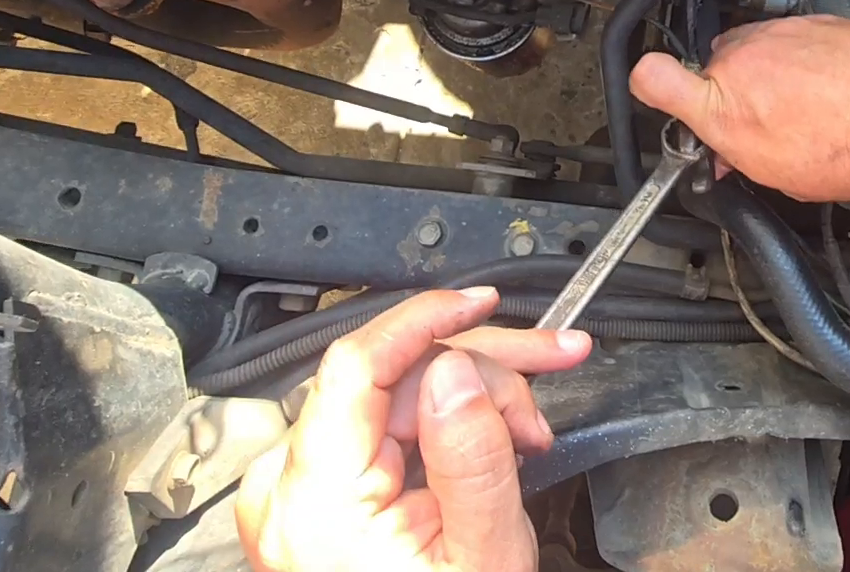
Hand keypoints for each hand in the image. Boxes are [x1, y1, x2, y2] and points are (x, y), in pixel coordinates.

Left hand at [236, 288, 592, 571]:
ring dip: (483, 395)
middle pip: (400, 374)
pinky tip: (501, 432)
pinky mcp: (325, 486)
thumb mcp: (483, 555)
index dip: (427, 316)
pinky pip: (397, 420)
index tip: (485, 302)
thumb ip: (471, 459)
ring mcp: (305, 485)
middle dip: (489, 369)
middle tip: (557, 363)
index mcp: (316, 503)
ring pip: (408, 390)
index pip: (357, 365)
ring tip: (534, 429)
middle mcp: (292, 485)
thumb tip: (457, 367)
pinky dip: (456, 419)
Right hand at [629, 15, 849, 203]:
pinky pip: (795, 41)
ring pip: (758, 52)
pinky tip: (831, 95)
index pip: (657, 77)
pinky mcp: (820, 21)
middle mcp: (748, 53)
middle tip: (758, 131)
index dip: (657, 88)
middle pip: (718, 69)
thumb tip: (719, 149)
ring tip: (807, 116)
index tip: (663, 95)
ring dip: (769, 78)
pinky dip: (803, 64)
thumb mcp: (775, 172)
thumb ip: (733, 152)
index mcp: (727, 94)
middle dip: (732, 96)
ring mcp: (786, 31)